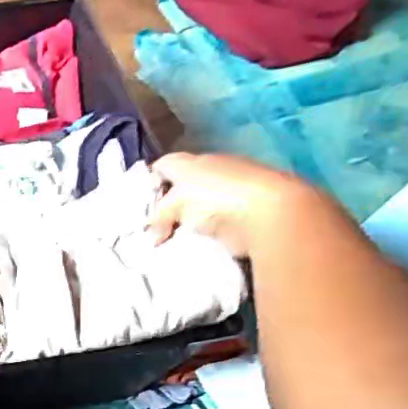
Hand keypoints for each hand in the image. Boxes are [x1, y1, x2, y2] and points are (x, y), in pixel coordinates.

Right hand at [147, 153, 331, 257]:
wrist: (268, 213)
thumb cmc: (216, 199)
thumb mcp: (176, 204)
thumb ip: (159, 216)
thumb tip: (153, 234)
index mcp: (192, 161)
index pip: (163, 166)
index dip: (149, 183)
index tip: (140, 207)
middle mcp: (211, 170)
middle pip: (181, 186)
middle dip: (168, 206)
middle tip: (154, 231)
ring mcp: (230, 191)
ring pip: (198, 206)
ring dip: (188, 222)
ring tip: (173, 243)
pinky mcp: (244, 214)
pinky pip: (215, 223)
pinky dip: (205, 234)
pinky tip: (196, 247)